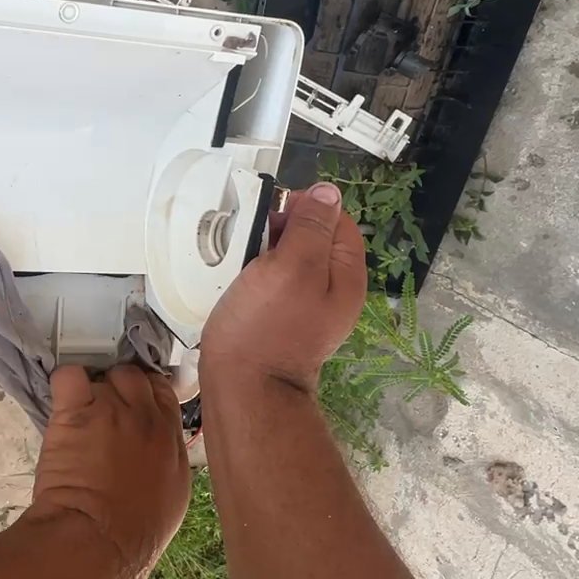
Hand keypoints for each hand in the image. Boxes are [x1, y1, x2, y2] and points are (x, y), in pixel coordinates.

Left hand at [27, 364, 189, 578]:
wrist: (99, 541)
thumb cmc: (134, 533)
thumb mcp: (170, 495)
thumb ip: (165, 458)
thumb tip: (154, 445)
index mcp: (170, 438)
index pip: (162, 391)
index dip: (144, 393)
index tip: (130, 404)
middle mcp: (144, 416)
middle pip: (133, 376)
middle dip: (118, 386)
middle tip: (101, 409)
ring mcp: (110, 410)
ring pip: (102, 376)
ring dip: (90, 393)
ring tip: (77, 417)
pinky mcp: (75, 412)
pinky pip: (68, 376)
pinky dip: (64, 383)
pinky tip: (61, 403)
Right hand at [199, 182, 367, 394]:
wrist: (244, 385)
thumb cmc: (267, 324)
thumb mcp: (292, 266)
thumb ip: (311, 227)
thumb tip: (327, 192)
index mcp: (345, 275)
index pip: (335, 220)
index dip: (305, 208)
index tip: (272, 214)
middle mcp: (329, 289)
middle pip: (309, 238)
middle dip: (279, 230)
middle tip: (251, 240)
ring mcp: (302, 305)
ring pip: (284, 258)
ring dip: (260, 250)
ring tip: (237, 258)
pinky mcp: (275, 316)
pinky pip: (268, 281)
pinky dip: (250, 272)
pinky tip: (233, 278)